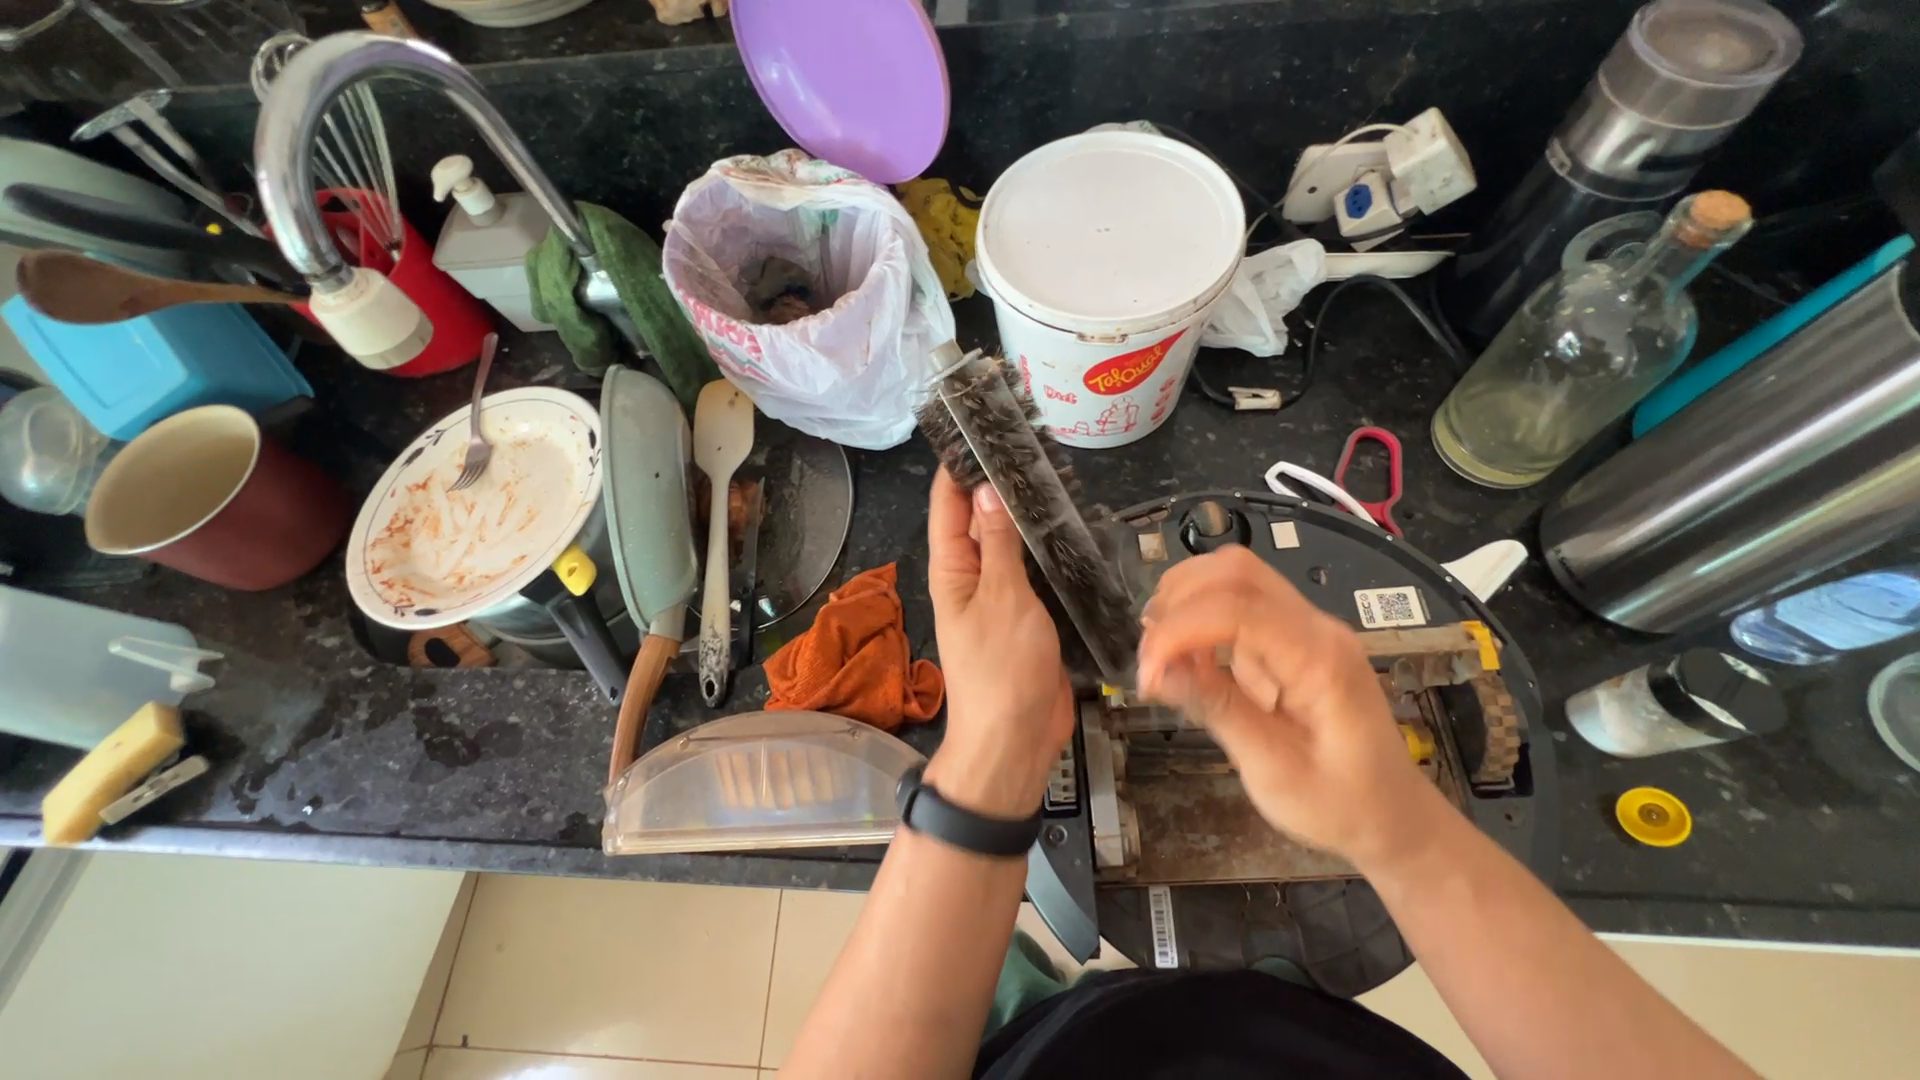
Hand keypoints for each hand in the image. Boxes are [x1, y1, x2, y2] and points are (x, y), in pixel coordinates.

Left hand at [924, 467, 1073, 817]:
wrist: (1016, 739)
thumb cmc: (1002, 668)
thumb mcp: (1001, 598)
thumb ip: (997, 544)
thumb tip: (984, 488)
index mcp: (952, 570)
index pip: (948, 505)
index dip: (960, 466)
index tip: (983, 427)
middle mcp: (973, 578)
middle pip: (982, 520)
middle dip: (1002, 485)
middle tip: (1037, 444)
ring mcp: (1003, 598)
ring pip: (1014, 545)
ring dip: (1030, 517)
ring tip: (1062, 476)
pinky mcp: (1031, 617)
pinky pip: (1037, 574)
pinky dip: (1051, 551)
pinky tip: (1077, 529)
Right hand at [1134, 545, 1447, 870]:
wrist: (1393, 816)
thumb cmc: (1341, 804)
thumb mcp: (1274, 771)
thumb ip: (1218, 710)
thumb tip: (1157, 672)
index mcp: (1320, 660)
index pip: (1237, 609)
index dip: (1179, 630)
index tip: (1147, 675)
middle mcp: (1316, 627)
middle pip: (1235, 571)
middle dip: (1177, 602)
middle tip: (1149, 657)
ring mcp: (1306, 628)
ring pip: (1234, 576)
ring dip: (1184, 602)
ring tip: (1159, 654)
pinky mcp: (1292, 638)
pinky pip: (1239, 603)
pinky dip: (1198, 617)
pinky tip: (1184, 657)